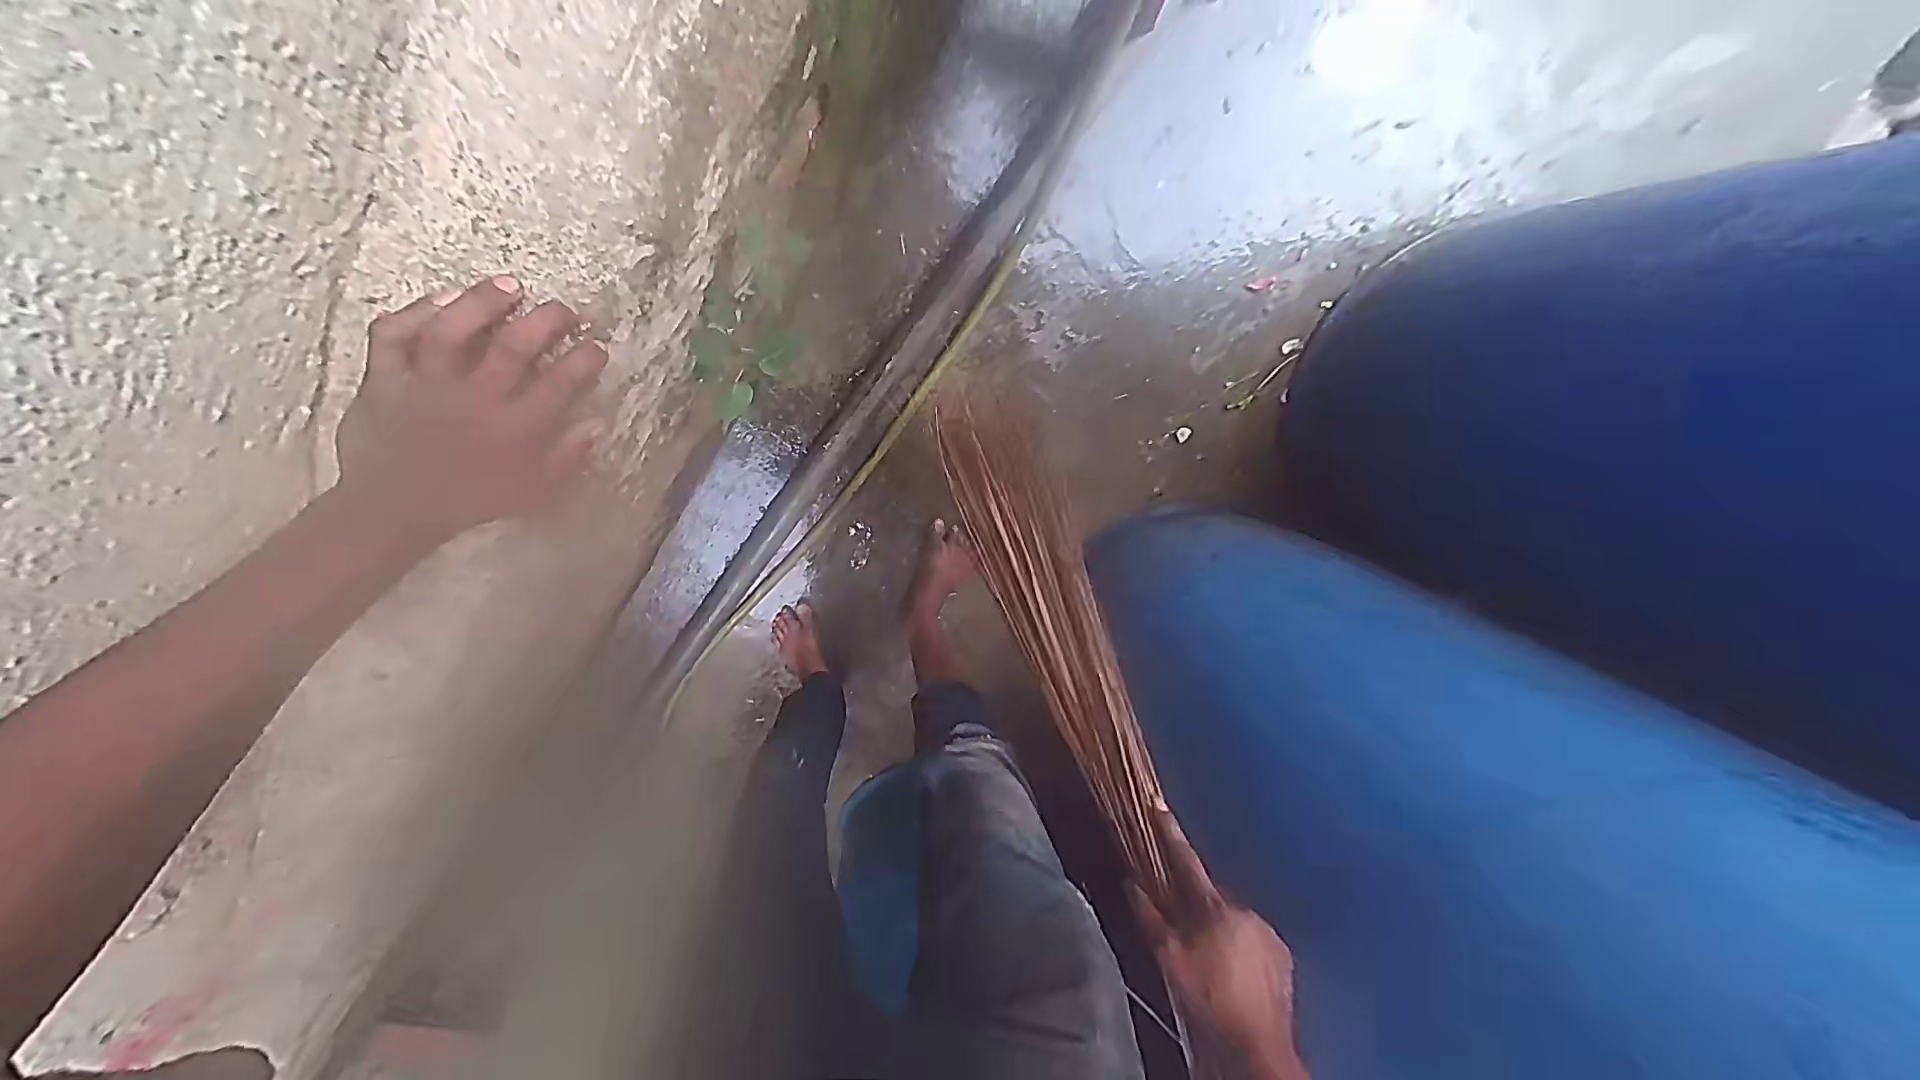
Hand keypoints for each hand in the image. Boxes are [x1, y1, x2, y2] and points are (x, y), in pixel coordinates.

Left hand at [335, 275, 607, 542]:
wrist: (395, 509)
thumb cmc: (474, 499)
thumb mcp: (534, 490)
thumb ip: (568, 457)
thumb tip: (597, 426)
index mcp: (516, 426)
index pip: (561, 383)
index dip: (585, 359)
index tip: (598, 346)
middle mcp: (476, 397)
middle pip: (515, 345)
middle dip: (547, 320)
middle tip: (565, 308)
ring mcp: (427, 384)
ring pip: (453, 329)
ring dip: (483, 302)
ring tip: (509, 285)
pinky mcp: (386, 379)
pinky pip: (394, 336)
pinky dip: (415, 313)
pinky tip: (439, 301)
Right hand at [1130, 810, 1308, 1079]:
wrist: (1255, 1053)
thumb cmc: (1208, 1005)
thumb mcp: (1168, 960)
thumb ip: (1150, 917)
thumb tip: (1132, 887)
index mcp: (1215, 907)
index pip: (1186, 860)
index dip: (1169, 833)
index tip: (1159, 807)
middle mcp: (1246, 913)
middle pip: (1211, 894)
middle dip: (1195, 904)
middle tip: (1182, 928)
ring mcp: (1269, 936)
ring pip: (1233, 918)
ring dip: (1218, 929)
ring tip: (1207, 960)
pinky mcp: (1283, 960)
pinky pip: (1254, 939)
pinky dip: (1239, 948)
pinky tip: (1230, 973)